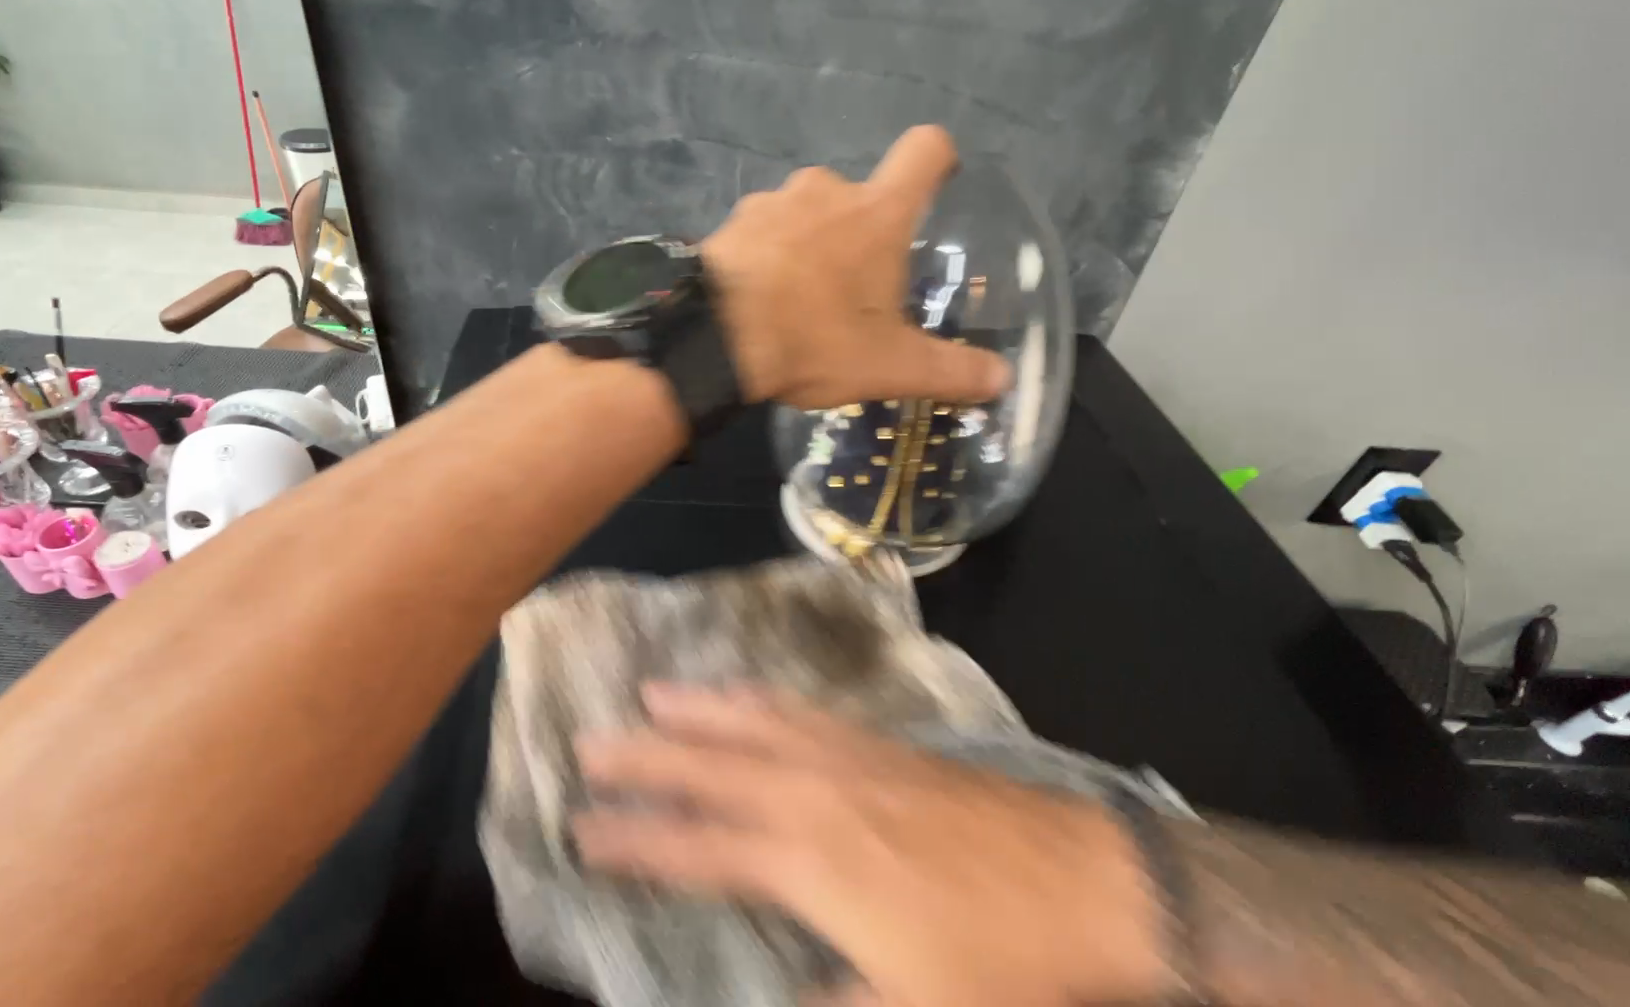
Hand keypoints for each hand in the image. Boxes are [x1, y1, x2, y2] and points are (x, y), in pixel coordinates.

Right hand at [572, 685, 1173, 1006]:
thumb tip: (775, 1004)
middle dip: (644, 757)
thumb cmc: (1000, 960)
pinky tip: (745, 694)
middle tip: (589, 743)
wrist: (1089, 880)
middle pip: (711, 767)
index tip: (581, 830)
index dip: (635, 840)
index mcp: (808, 862)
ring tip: (650, 693)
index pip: (698, 848)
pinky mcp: (880, 743)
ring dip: (696, 710)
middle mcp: (814, 794)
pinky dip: (759, 699)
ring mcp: (848, 758)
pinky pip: (802, 711)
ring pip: (752, 723)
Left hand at [700, 125, 1011, 408]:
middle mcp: (827, 189)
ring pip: (808, 214)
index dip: (938, 160)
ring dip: (812, 245)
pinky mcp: (731, 222)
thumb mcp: (890, 366)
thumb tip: (1004, 379)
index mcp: (878, 212)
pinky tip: (761, 299)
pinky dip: (769, 256)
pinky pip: (764, 231)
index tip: (939, 184)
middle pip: (861, 196)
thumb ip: (950, 370)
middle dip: (863, 235)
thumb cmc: (814, 340)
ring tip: (802, 300)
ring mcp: (774, 201)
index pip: (925, 150)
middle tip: (855, 290)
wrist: (714, 339)